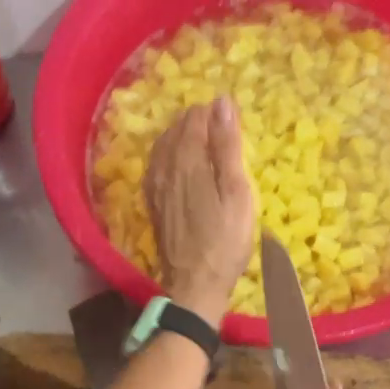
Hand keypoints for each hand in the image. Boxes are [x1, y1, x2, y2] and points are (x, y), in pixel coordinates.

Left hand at [144, 96, 254, 324]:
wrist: (194, 286)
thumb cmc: (224, 243)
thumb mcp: (236, 193)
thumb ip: (227, 146)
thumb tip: (221, 102)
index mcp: (187, 158)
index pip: (196, 117)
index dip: (214, 114)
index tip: (231, 124)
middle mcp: (164, 167)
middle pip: (177, 129)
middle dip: (198, 125)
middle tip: (221, 136)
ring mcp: (155, 187)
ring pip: (165, 147)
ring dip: (183, 140)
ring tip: (205, 148)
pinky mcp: (153, 205)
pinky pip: (158, 168)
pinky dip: (171, 159)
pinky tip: (182, 169)